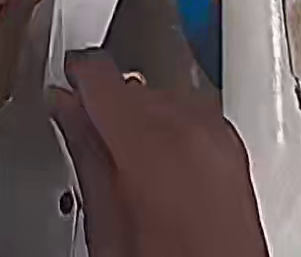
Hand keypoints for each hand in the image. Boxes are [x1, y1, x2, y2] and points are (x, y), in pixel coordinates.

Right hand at [52, 51, 268, 256]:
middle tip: (91, 138)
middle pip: (130, 85)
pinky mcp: (232, 144)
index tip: (68, 79)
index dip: (77, 73)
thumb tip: (68, 110)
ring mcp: (215, 132)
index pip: (100, 73)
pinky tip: (162, 166)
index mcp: (148, 141)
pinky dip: (171, 126)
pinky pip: (189, 111)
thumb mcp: (106, 228)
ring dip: (140, 115)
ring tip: (129, 165)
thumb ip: (85, 154)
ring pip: (159, 94)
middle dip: (107, 105)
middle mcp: (187, 125)